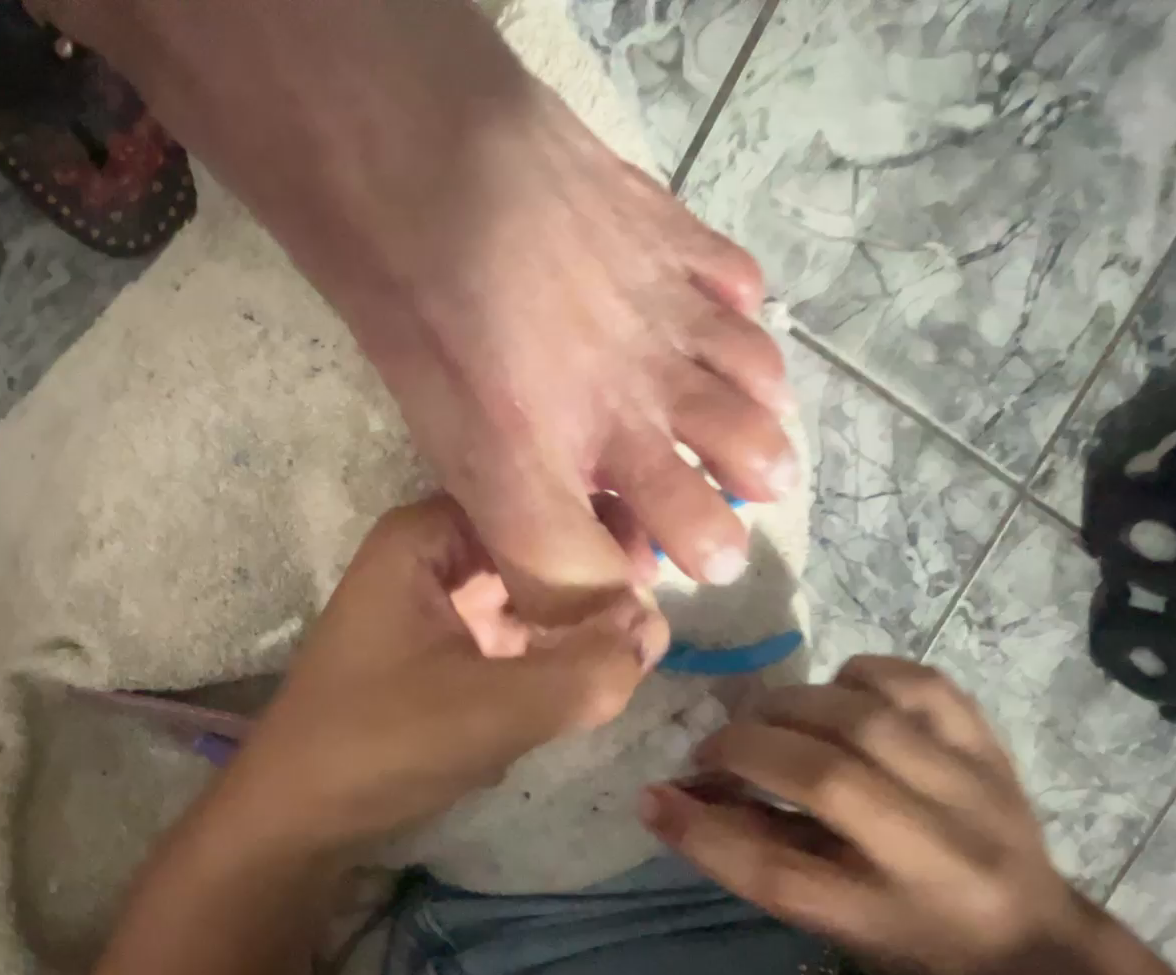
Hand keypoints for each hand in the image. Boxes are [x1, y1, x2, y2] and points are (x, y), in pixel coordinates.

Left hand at [212, 495, 667, 855]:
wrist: (296, 818)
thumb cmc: (382, 744)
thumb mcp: (496, 708)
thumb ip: (586, 668)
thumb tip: (658, 622)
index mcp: (422, 537)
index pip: (528, 502)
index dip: (595, 529)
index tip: (658, 565)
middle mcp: (422, 555)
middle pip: (525, 545)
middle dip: (585, 580)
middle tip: (653, 612)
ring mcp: (424, 602)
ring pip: (517, 592)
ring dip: (565, 620)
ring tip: (630, 644)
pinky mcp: (430, 648)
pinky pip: (501, 630)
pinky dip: (537, 650)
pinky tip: (579, 674)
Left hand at [341, 85, 795, 615]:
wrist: (422, 187)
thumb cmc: (417, 328)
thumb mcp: (442, 443)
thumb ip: (512, 504)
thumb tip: (572, 532)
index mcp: (545, 471)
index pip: (609, 572)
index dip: (625, 587)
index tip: (631, 570)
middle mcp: (629, 411)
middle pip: (713, 504)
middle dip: (719, 539)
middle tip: (716, 544)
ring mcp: (667, 323)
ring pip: (756, 399)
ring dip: (758, 438)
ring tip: (751, 451)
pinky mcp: (681, 245)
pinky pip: (742, 292)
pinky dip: (742, 324)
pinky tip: (725, 331)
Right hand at [639, 656, 1086, 974]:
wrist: (1034, 940)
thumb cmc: (903, 934)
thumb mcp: (820, 917)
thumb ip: (743, 852)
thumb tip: (657, 797)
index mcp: (890, 913)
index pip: (780, 874)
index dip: (702, 830)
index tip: (652, 795)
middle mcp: (938, 853)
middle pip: (827, 780)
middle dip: (745, 747)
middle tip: (715, 751)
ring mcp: (973, 790)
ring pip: (866, 719)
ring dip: (790, 707)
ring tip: (768, 722)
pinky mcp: (989, 746)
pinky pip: (919, 684)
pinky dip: (859, 676)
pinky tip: (837, 694)